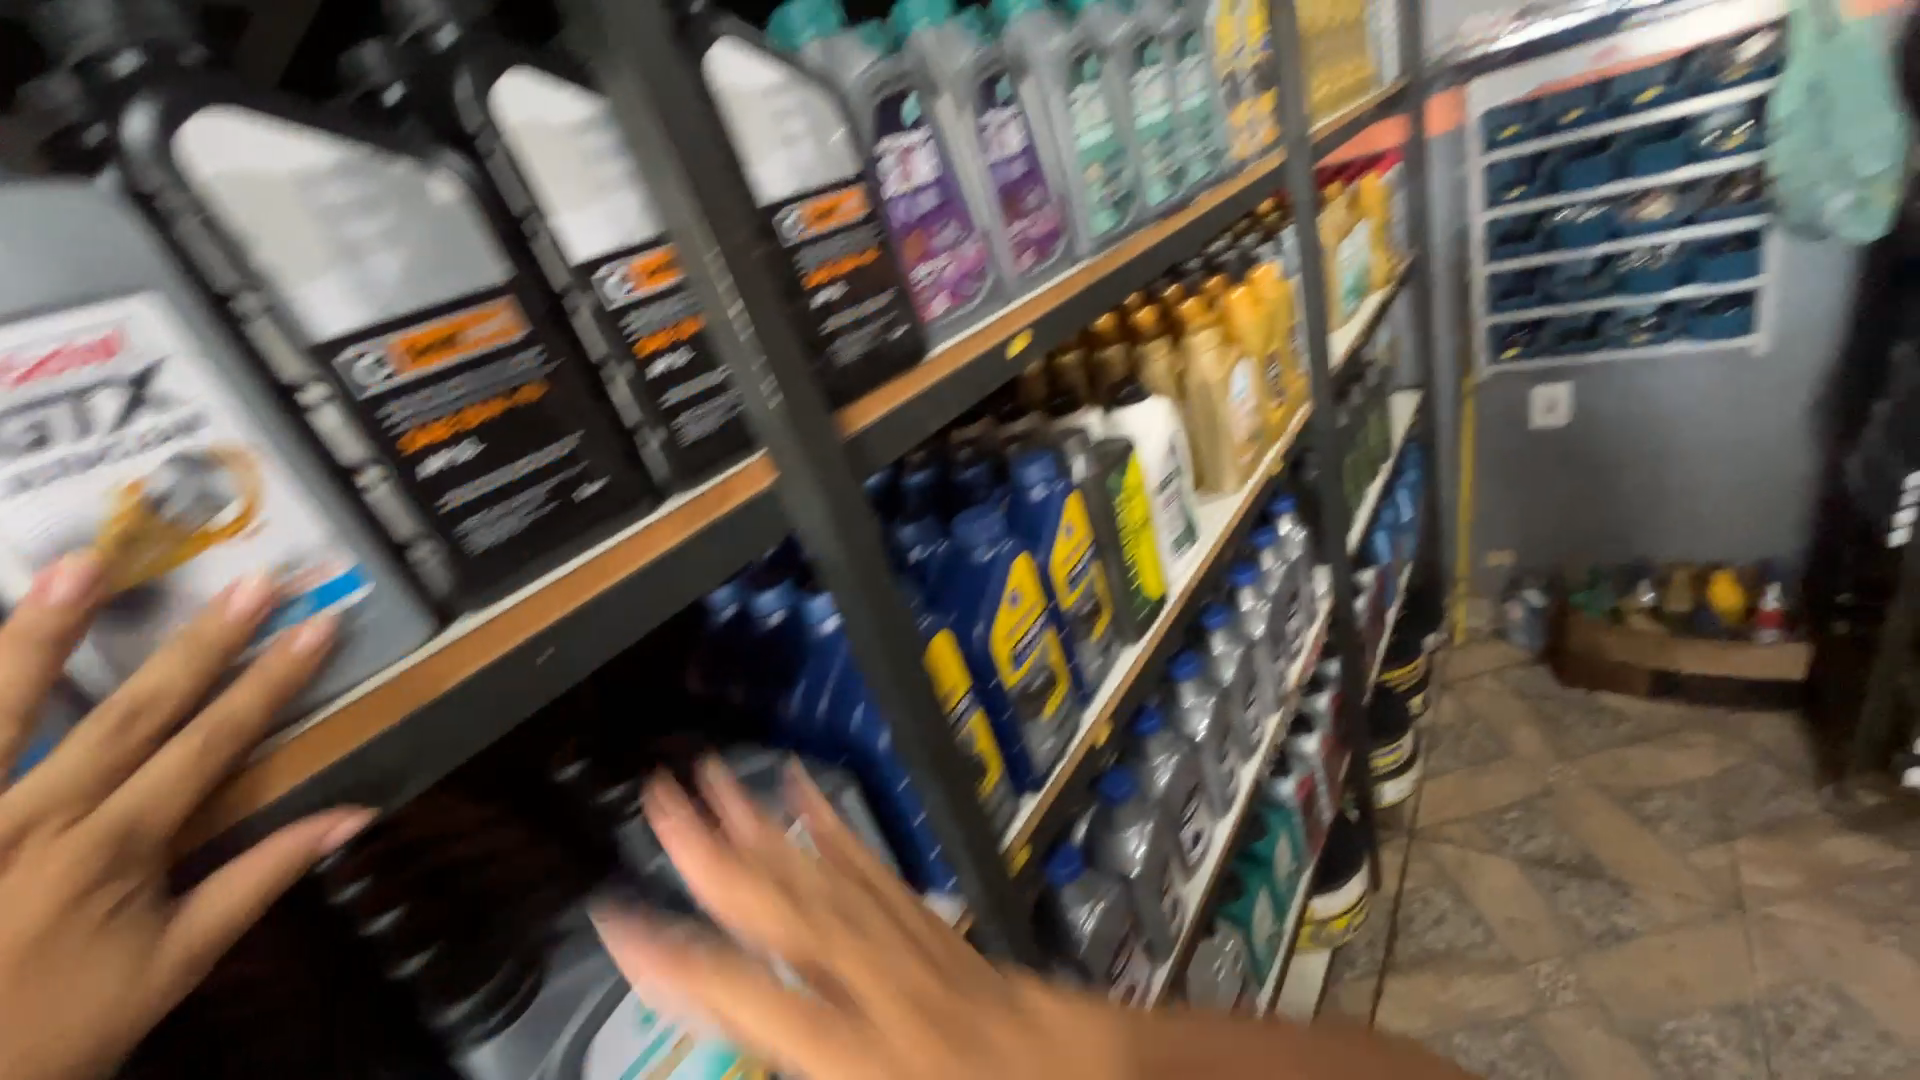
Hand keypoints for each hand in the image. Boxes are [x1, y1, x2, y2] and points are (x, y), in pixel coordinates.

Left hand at [0, 554, 374, 1079]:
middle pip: (129, 712)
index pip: (212, 743)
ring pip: (1, 709)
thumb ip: (257, 882)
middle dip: (199, 643)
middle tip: (248, 582)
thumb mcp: (169, 967)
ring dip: (42, 633)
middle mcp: (33, 820)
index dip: (272, 681)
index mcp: (112, 850)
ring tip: (80, 565)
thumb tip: (356, 816)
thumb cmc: (50, 1026)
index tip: (318, 625)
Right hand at [591, 760, 1128, 1079]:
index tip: (623, 919)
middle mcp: (869, 976)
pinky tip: (801, 785)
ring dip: (761, 820)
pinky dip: (829, 822)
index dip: (676, 958)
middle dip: (715, 849)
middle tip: (665, 798)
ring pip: (818, 868)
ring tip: (715, 775)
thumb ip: (800, 1050)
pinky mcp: (918, 910)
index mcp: (854, 1048)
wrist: (1063, 1068)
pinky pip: (868, 861)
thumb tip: (739, 1023)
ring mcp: (897, 933)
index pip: (748, 994)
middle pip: (781, 905)